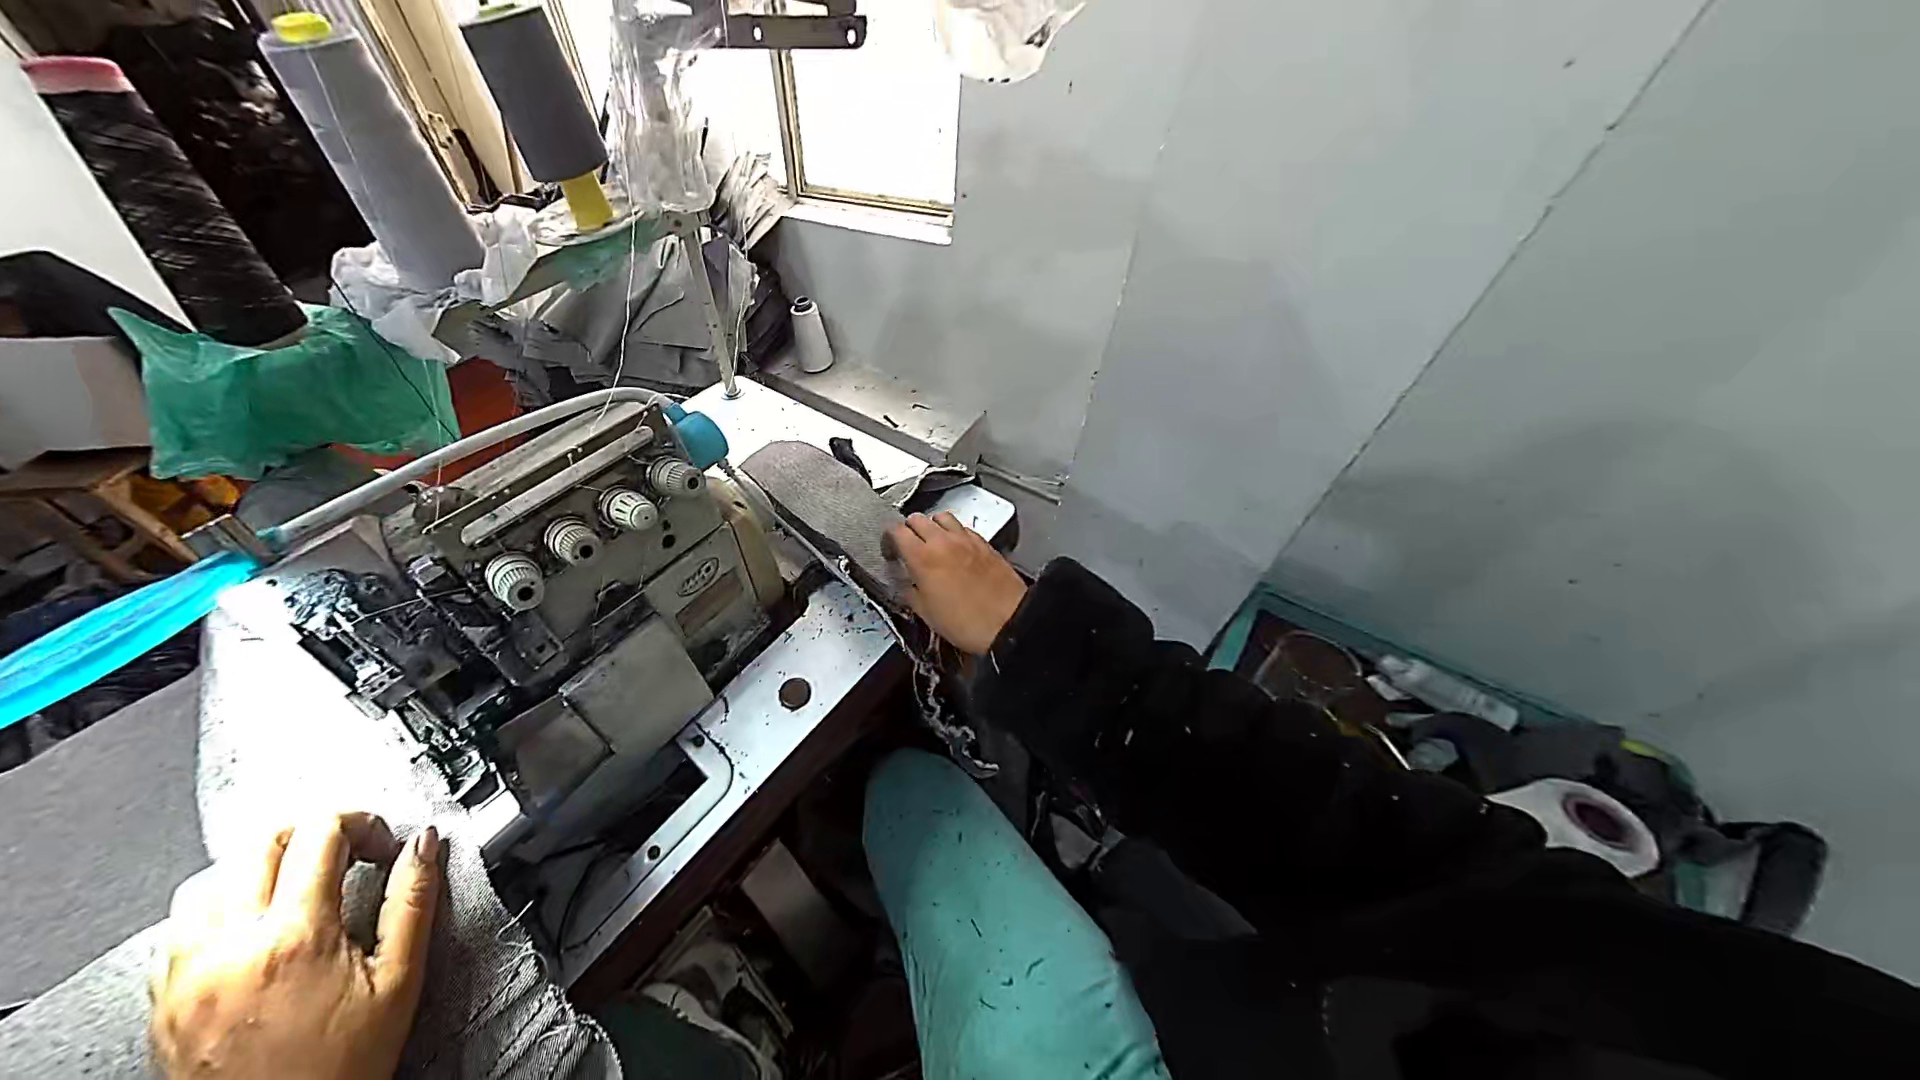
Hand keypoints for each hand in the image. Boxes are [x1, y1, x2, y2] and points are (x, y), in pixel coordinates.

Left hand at [151, 814, 443, 1079]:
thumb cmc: (340, 1064)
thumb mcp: (400, 976)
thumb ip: (414, 899)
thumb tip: (424, 843)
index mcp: (296, 936)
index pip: (321, 834)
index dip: (364, 823)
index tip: (384, 845)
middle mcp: (231, 947)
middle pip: (261, 843)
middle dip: (315, 832)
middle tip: (349, 851)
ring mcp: (187, 976)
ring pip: (210, 879)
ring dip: (263, 865)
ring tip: (303, 883)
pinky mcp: (164, 1001)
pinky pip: (179, 927)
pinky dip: (222, 905)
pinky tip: (259, 922)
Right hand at [886, 511, 1026, 654]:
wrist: (1008, 623)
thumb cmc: (968, 622)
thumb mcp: (925, 613)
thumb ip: (909, 591)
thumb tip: (904, 584)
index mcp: (922, 557)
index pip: (896, 530)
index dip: (889, 539)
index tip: (890, 550)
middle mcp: (943, 542)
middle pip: (917, 518)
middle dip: (909, 530)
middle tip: (908, 547)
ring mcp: (966, 540)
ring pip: (942, 517)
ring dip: (933, 527)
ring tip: (932, 544)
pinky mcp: (984, 544)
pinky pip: (963, 528)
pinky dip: (955, 534)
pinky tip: (956, 550)